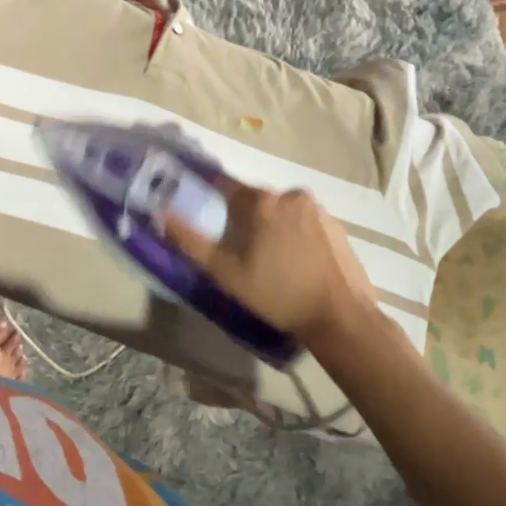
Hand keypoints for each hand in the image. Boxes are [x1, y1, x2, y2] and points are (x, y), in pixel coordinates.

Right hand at [165, 183, 376, 341]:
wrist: (343, 319)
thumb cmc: (279, 294)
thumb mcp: (226, 273)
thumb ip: (191, 241)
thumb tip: (162, 212)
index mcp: (262, 201)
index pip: (225, 186)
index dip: (212, 198)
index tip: (206, 213)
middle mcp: (290, 195)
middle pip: (255, 199)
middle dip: (244, 218)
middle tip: (239, 249)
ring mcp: (318, 210)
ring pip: (280, 210)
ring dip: (271, 226)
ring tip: (269, 260)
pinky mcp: (337, 227)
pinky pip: (304, 221)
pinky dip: (295, 234)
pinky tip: (295, 262)